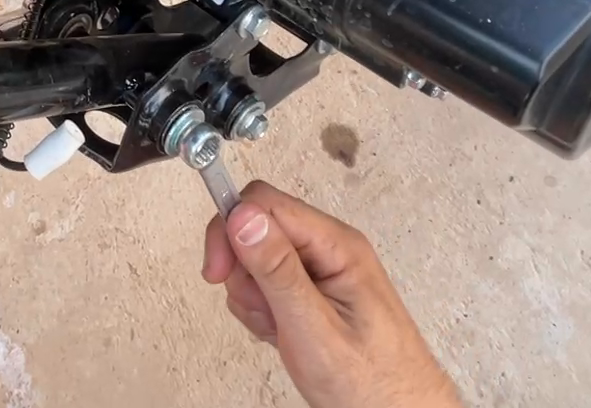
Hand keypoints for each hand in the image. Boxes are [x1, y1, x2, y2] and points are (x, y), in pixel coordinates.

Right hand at [202, 182, 462, 407]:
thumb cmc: (374, 388)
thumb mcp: (315, 331)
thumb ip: (277, 271)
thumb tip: (242, 216)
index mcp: (336, 245)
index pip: (265, 203)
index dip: (231, 228)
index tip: (216, 268)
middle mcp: (328, 247)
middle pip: (258, 225)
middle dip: (242, 267)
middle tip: (258, 308)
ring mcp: (321, 268)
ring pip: (257, 254)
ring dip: (253, 293)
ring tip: (278, 328)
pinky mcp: (312, 288)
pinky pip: (266, 279)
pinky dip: (262, 307)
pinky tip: (281, 331)